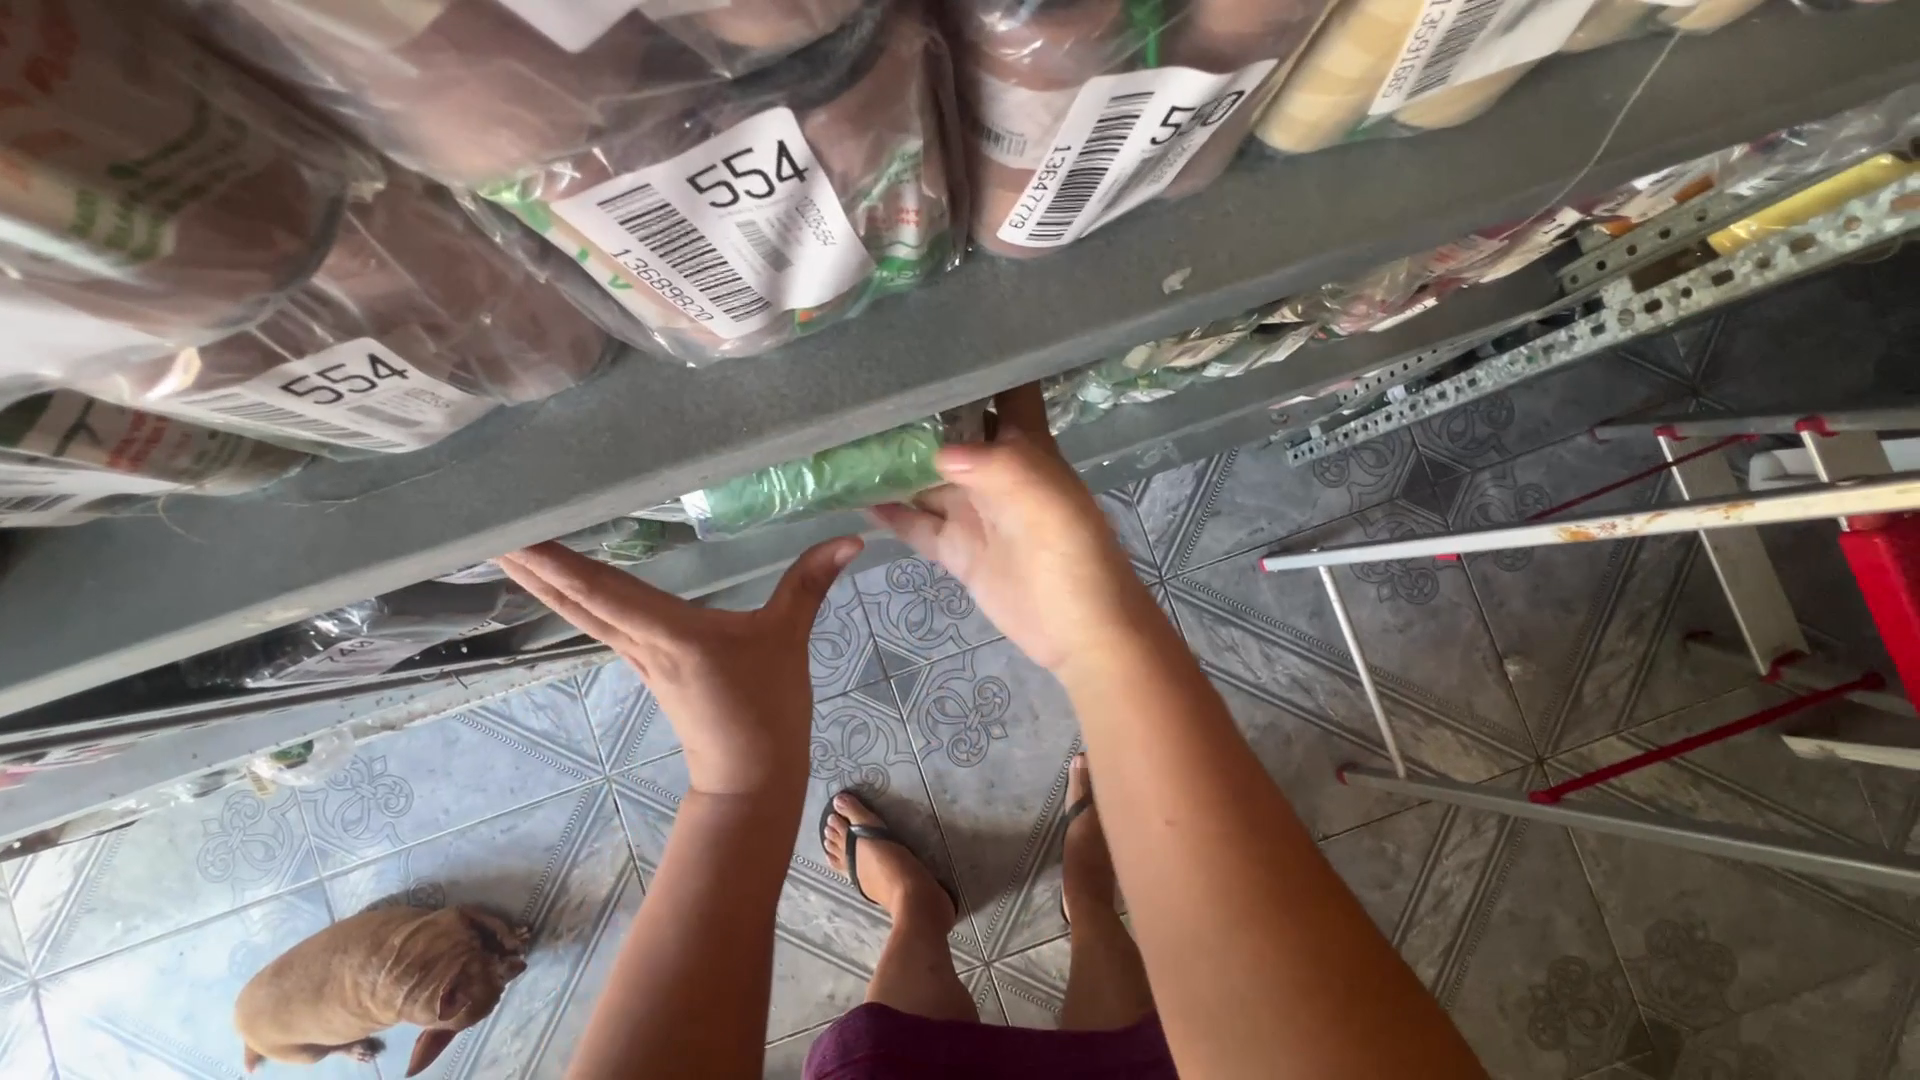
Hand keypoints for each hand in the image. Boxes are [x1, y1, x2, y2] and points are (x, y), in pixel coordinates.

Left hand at [498, 536, 861, 797]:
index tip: (511, 528)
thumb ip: (811, 583)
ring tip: (508, 545)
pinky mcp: (649, 668)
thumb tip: (851, 538)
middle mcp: (640, 641)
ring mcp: (639, 657)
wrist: (751, 776)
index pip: (598, 587)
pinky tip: (569, 585)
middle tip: (483, 524)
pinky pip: (600, 624)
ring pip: (580, 613)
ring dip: (542, 581)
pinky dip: (575, 598)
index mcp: (666, 631)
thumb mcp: (789, 638)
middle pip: (572, 599)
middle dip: (528, 563)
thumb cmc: (766, 708)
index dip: (553, 558)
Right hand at [869, 385, 1152, 671]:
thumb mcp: (1044, 498)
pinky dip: (890, 512)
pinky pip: (917, 524)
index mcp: (1026, 446)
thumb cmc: (1072, 553)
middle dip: (915, 414)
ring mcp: (973, 511)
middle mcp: (995, 472)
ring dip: (892, 463)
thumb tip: (940, 453)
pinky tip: (854, 494)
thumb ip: (996, 466)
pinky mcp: (957, 549)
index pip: (1005, 390)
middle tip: (862, 391)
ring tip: (845, 438)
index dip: (979, 363)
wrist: (1079, 629)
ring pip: (925, 478)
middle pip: (950, 433)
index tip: (935, 340)